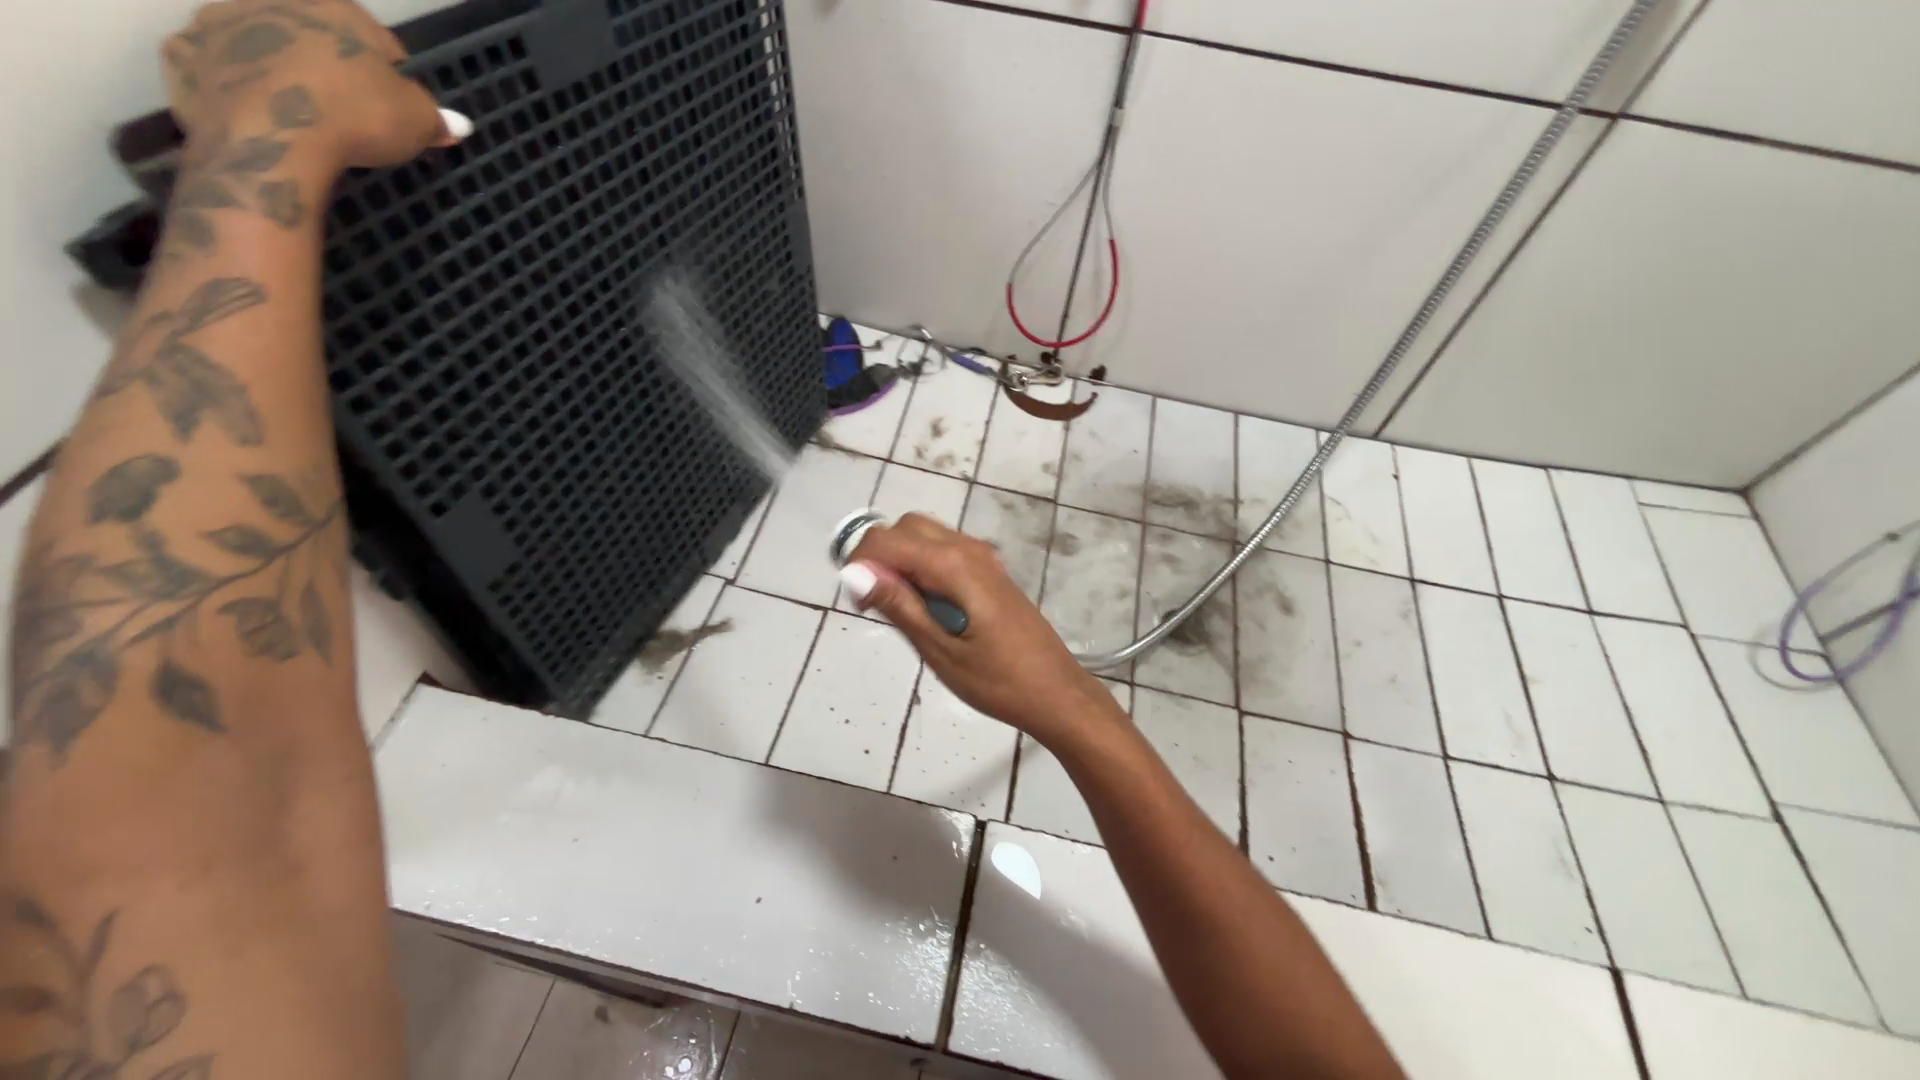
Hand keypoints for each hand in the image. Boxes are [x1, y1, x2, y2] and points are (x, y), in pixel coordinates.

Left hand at [161, 0, 453, 178]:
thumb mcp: (416, 122)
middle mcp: (272, 2)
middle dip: (327, 66)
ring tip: (297, 115)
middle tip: (346, 111)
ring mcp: (219, 25)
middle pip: (309, 36)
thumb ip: (436, 118)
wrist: (271, 136)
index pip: (373, 38)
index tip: (394, 105)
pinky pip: (214, 70)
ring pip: (257, 46)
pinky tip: (252, 114)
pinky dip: (232, 88)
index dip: (389, 74)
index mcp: (333, 8)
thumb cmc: (355, 116)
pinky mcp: (183, 58)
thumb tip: (459, 124)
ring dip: (275, 69)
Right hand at [843, 514, 1120, 747]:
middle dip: (879, 554)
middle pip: (906, 527)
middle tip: (873, 603)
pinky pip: (946, 551)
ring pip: (927, 535)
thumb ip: (899, 606)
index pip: (886, 540)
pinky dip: (924, 565)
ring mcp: (984, 559)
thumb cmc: (997, 681)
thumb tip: (855, 573)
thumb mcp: (940, 651)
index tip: (857, 603)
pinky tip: (927, 606)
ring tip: (897, 607)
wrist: (1056, 693)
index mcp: (953, 566)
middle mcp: (969, 550)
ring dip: (901, 559)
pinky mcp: (991, 573)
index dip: (860, 563)